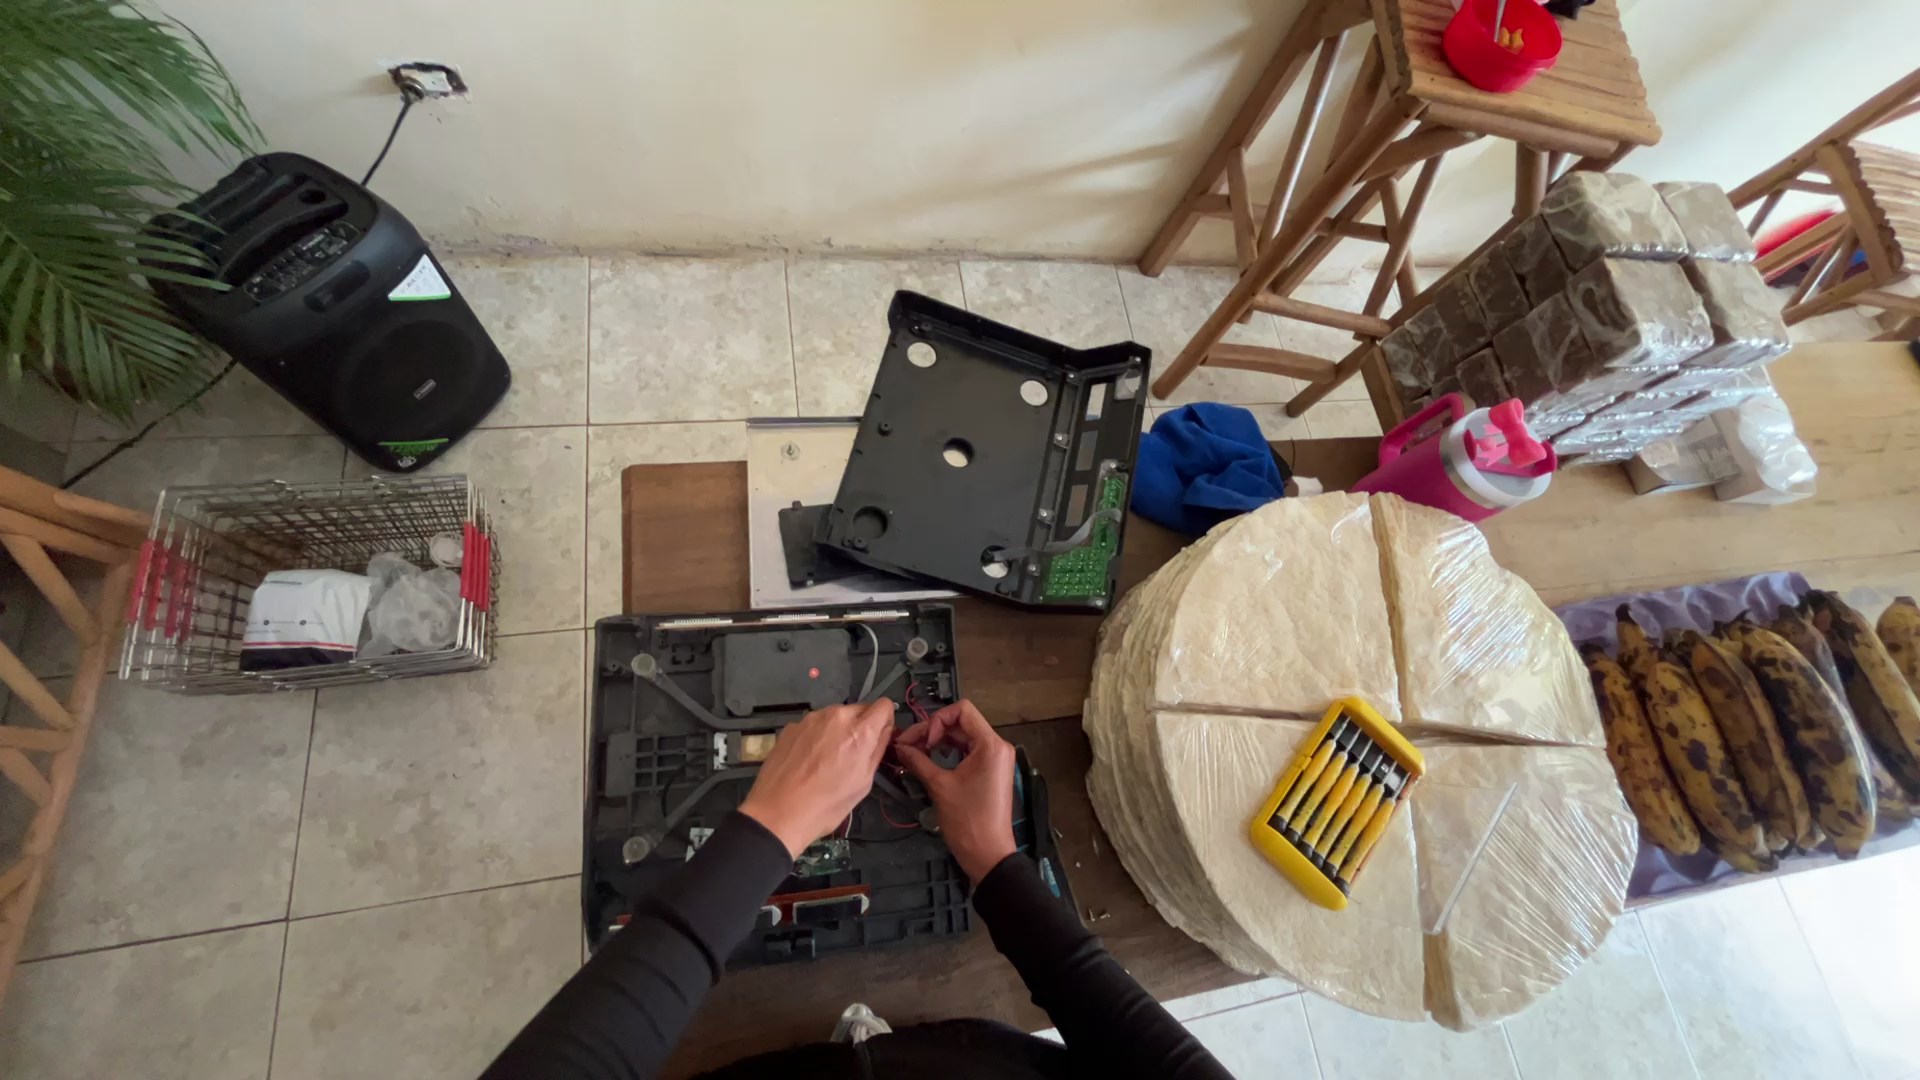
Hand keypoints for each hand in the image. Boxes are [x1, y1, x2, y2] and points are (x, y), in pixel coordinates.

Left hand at [740, 699, 895, 857]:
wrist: (778, 813)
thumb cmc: (827, 804)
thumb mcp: (864, 783)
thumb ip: (877, 749)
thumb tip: (883, 730)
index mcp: (860, 730)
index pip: (884, 704)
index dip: (883, 720)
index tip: (876, 736)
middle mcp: (837, 716)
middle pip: (859, 709)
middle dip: (860, 725)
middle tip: (849, 753)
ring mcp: (811, 718)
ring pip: (835, 716)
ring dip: (836, 729)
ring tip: (824, 758)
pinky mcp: (792, 726)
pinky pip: (814, 724)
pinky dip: (815, 736)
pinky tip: (806, 760)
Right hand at [893, 699, 1017, 881]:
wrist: (989, 855)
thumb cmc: (967, 820)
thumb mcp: (940, 786)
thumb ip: (919, 760)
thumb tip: (899, 747)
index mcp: (990, 744)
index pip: (962, 710)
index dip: (938, 720)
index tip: (925, 743)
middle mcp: (997, 745)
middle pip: (961, 723)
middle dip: (933, 732)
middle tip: (907, 747)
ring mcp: (996, 758)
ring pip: (963, 736)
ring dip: (939, 741)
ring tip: (915, 753)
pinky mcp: (991, 770)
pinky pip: (968, 750)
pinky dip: (949, 752)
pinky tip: (931, 759)